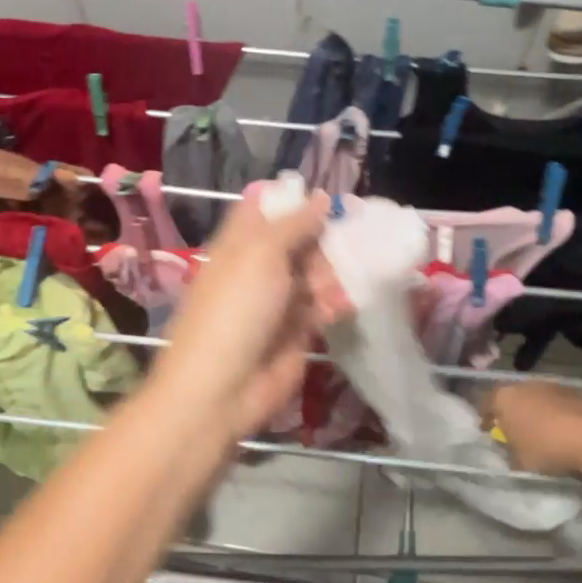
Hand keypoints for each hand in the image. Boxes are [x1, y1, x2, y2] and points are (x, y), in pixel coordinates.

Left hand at [153, 190, 349, 436]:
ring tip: (356, 267)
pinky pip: (323, 307)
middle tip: (359, 229)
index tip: (330, 194)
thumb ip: (293, 225)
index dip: (294, 200)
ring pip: (315, 273)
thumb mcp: (261, 254)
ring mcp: (278, 302)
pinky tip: (351, 299)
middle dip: (326, 235)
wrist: (221, 388)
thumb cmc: (234, 310)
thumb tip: (320, 198)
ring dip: (336, 269)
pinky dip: (338, 301)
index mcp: (239, 245)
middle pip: (298, 241)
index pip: (264, 210)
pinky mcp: (297, 333)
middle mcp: (259, 269)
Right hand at [489, 380, 581, 475]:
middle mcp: (525, 385)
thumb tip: (508, 449)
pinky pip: (556, 403)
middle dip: (510, 412)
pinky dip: (554, 414)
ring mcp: (551, 386)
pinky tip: (561, 431)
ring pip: (535, 398)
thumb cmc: (546, 449)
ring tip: (539, 431)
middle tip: (512, 430)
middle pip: (511, 397)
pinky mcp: (574, 393)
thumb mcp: (518, 461)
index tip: (487, 432)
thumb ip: (508, 452)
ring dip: (534, 411)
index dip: (485, 419)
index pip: (486, 404)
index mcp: (504, 397)